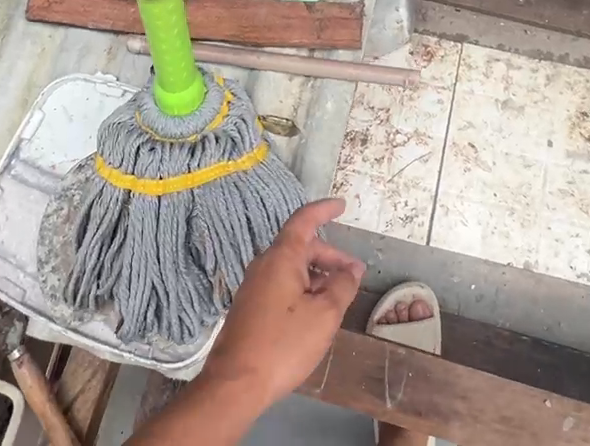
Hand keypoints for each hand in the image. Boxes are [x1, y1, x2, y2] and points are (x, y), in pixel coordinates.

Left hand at [200, 198, 365, 413]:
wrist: (234, 384)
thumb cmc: (283, 344)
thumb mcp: (324, 315)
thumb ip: (342, 286)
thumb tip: (351, 270)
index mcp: (282, 257)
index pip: (304, 220)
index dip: (324, 210)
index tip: (342, 205)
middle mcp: (264, 264)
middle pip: (301, 246)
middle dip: (330, 255)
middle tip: (354, 274)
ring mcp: (253, 285)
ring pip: (291, 267)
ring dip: (317, 274)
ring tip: (338, 295)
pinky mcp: (249, 306)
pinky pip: (281, 284)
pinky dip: (302, 287)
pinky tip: (314, 311)